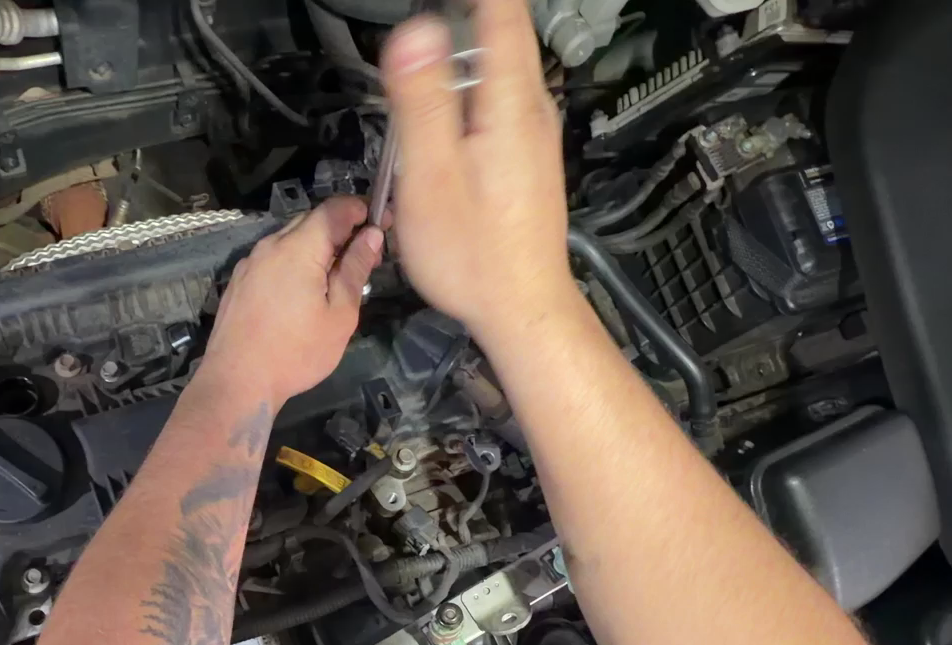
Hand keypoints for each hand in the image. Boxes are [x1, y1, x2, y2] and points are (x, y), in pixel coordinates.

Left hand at [202, 196, 383, 405]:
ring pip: (290, 241)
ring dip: (316, 249)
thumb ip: (355, 270)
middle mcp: (270, 246)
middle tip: (364, 256)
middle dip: (341, 230)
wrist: (237, 382)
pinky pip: (273, 260)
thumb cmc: (296, 354)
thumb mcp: (339, 316)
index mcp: (298, 248)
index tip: (383, 222)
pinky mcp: (239, 282)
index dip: (363, 210)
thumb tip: (372, 236)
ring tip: (335, 278)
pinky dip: (294, 264)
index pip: (335, 209)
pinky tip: (303, 292)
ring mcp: (250, 263)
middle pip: (311, 222)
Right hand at [381, 0, 573, 341]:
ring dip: (465, 59)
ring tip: (425, 65)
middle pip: (502, 36)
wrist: (521, 308)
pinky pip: (499, 109)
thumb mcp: (432, 180)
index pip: (501, 9)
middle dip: (464, 17)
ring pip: (500, 75)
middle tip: (420, 36)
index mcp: (510, 103)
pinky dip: (472, 97)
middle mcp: (533, 111)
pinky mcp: (529, 164)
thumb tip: (415, 32)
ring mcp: (535, 138)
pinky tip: (447, 126)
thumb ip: (422, 104)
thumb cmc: (473, 255)